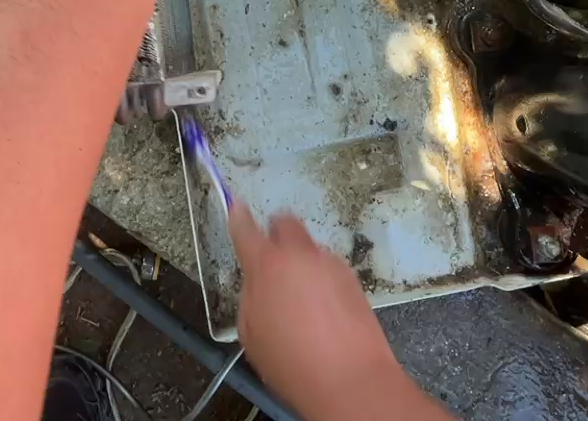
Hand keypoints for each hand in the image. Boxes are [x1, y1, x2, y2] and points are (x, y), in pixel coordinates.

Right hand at [230, 203, 451, 419]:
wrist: (351, 380)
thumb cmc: (292, 362)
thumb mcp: (251, 333)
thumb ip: (250, 296)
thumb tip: (258, 282)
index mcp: (266, 265)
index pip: (245, 229)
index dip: (238, 216)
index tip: (236, 206)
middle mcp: (298, 254)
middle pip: (285, 222)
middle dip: (276, 233)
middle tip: (274, 258)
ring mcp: (328, 263)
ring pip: (309, 249)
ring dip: (302, 262)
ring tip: (304, 300)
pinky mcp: (352, 277)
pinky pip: (329, 268)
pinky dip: (323, 279)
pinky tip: (325, 311)